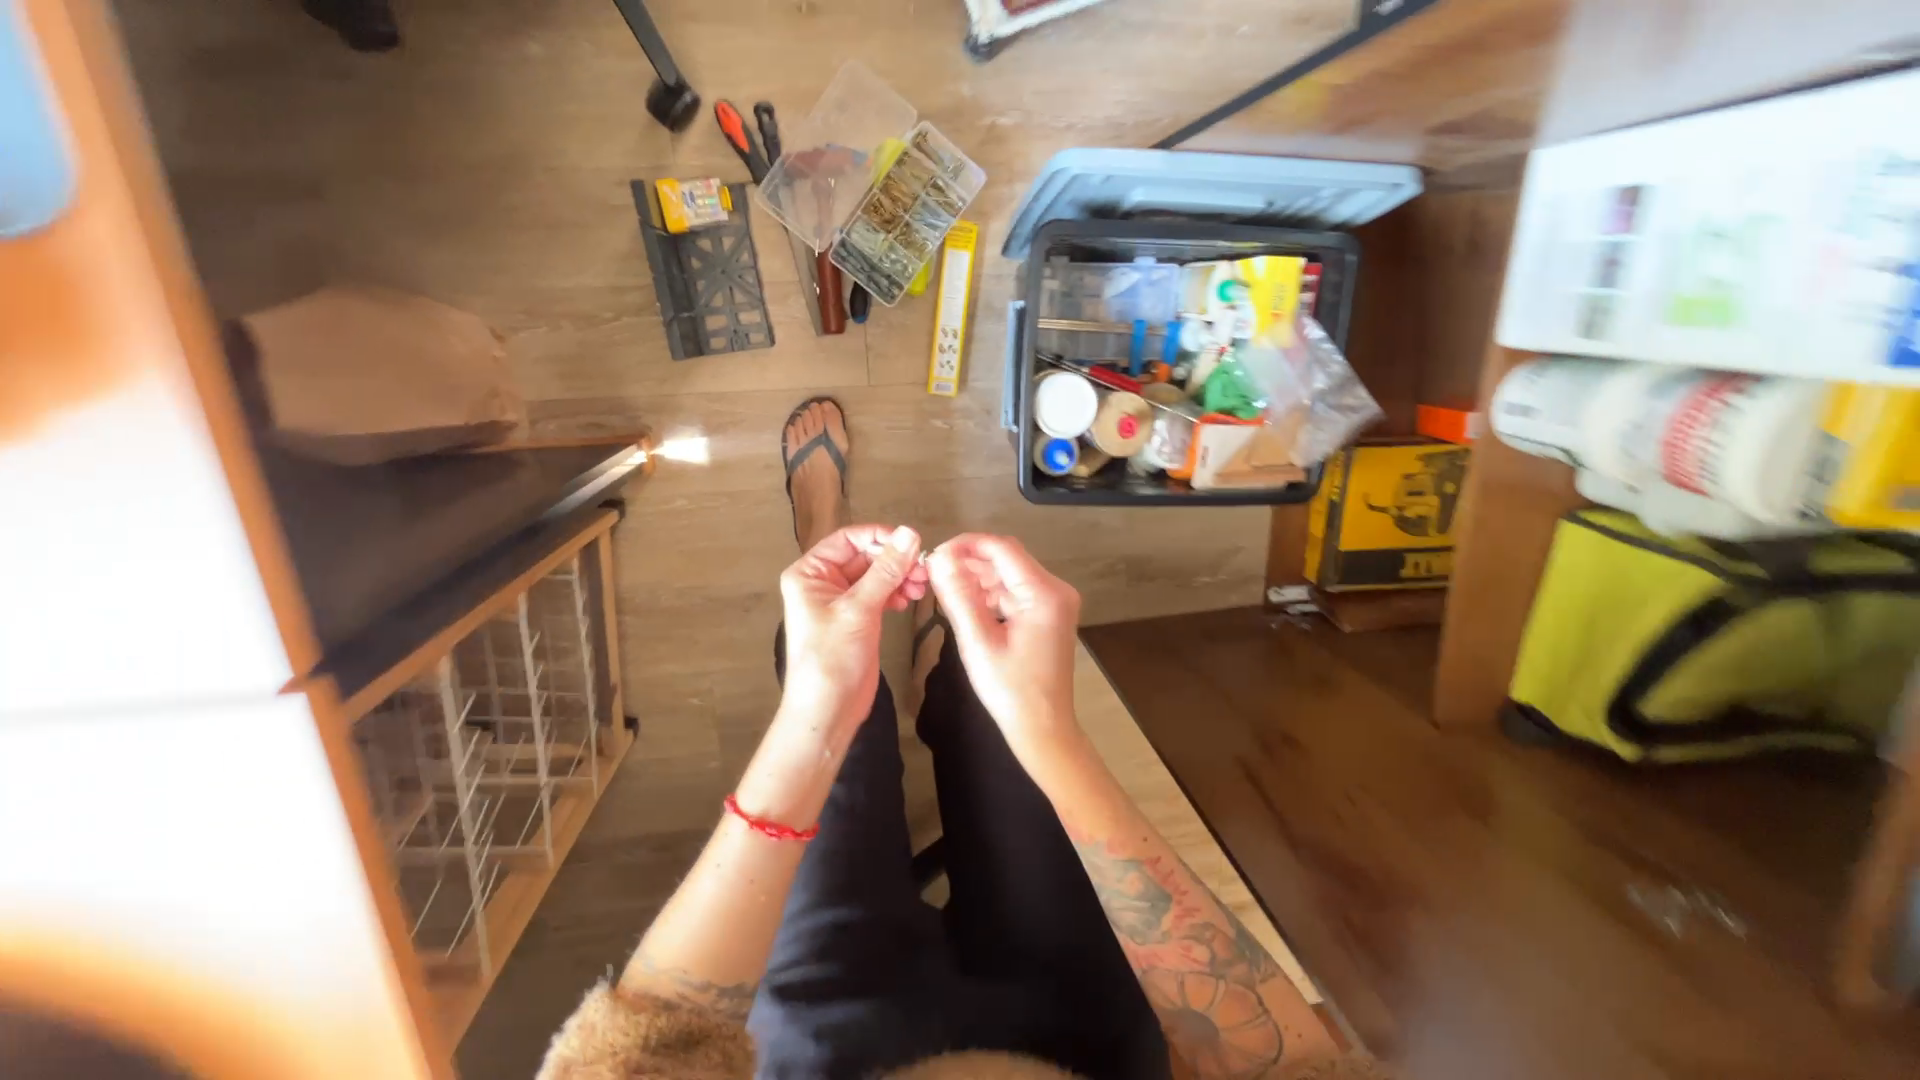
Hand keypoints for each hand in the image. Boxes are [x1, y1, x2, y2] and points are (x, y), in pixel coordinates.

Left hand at [777, 524, 927, 737]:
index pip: (848, 539)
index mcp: (809, 573)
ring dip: (900, 577)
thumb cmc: (832, 658)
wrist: (828, 711)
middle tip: (923, 571)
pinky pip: (879, 594)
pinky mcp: (857, 619)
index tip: (912, 543)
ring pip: (876, 575)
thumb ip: (886, 569)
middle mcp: (822, 582)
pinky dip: (896, 593)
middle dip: (895, 560)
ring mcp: (840, 601)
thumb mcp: (859, 609)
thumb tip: (911, 532)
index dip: (880, 537)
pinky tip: (909, 600)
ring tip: (921, 588)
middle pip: (865, 556)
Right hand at [926, 534, 1083, 766]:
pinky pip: (1016, 592)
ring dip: (979, 577)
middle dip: (970, 561)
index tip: (934, 555)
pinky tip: (967, 604)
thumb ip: (958, 595)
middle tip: (934, 573)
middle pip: (1008, 558)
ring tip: (945, 588)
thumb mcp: (978, 641)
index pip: (1002, 548)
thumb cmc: (1010, 689)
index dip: (965, 545)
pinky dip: (991, 593)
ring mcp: (1055, 602)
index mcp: (1044, 592)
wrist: (1042, 728)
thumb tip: (938, 558)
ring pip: (1010, 574)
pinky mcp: (1049, 615)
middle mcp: (1056, 589)